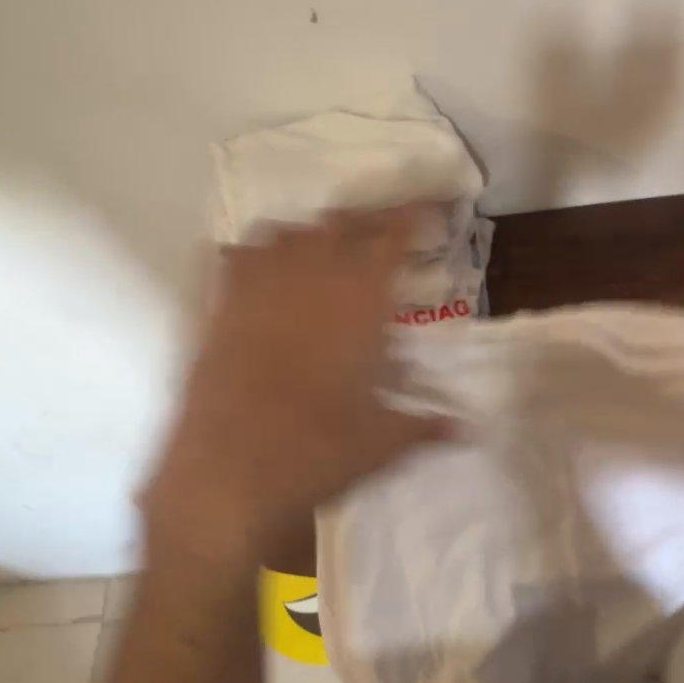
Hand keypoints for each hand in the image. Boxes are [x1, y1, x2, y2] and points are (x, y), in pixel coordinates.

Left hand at [144, 207, 446, 564]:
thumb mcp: (385, 444)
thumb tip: (470, 430)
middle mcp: (307, 283)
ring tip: (325, 248)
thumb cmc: (318, 454)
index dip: (411, 216)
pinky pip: (231, 259)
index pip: (390, 240)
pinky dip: (254, 254)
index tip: (427, 206)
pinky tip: (260, 269)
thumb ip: (428, 426)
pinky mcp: (213, 313)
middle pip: (339, 224)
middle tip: (383, 229)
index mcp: (358, 305)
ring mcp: (253, 293)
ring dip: (311, 233)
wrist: (226, 477)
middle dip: (366, 220)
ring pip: (283, 233)